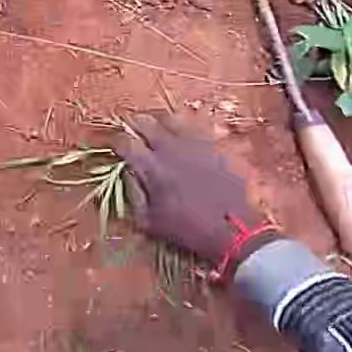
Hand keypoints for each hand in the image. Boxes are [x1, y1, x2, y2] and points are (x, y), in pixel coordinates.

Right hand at [115, 114, 264, 267]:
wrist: (235, 231)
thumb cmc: (188, 229)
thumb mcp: (149, 221)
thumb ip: (133, 193)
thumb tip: (126, 172)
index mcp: (152, 167)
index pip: (125, 142)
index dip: (117, 141)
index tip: (116, 146)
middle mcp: (171, 149)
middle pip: (146, 122)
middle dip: (134, 124)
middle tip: (134, 133)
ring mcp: (196, 145)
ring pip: (172, 120)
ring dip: (161, 124)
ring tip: (159, 133)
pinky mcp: (216, 147)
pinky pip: (197, 130)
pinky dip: (187, 133)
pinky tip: (187, 144)